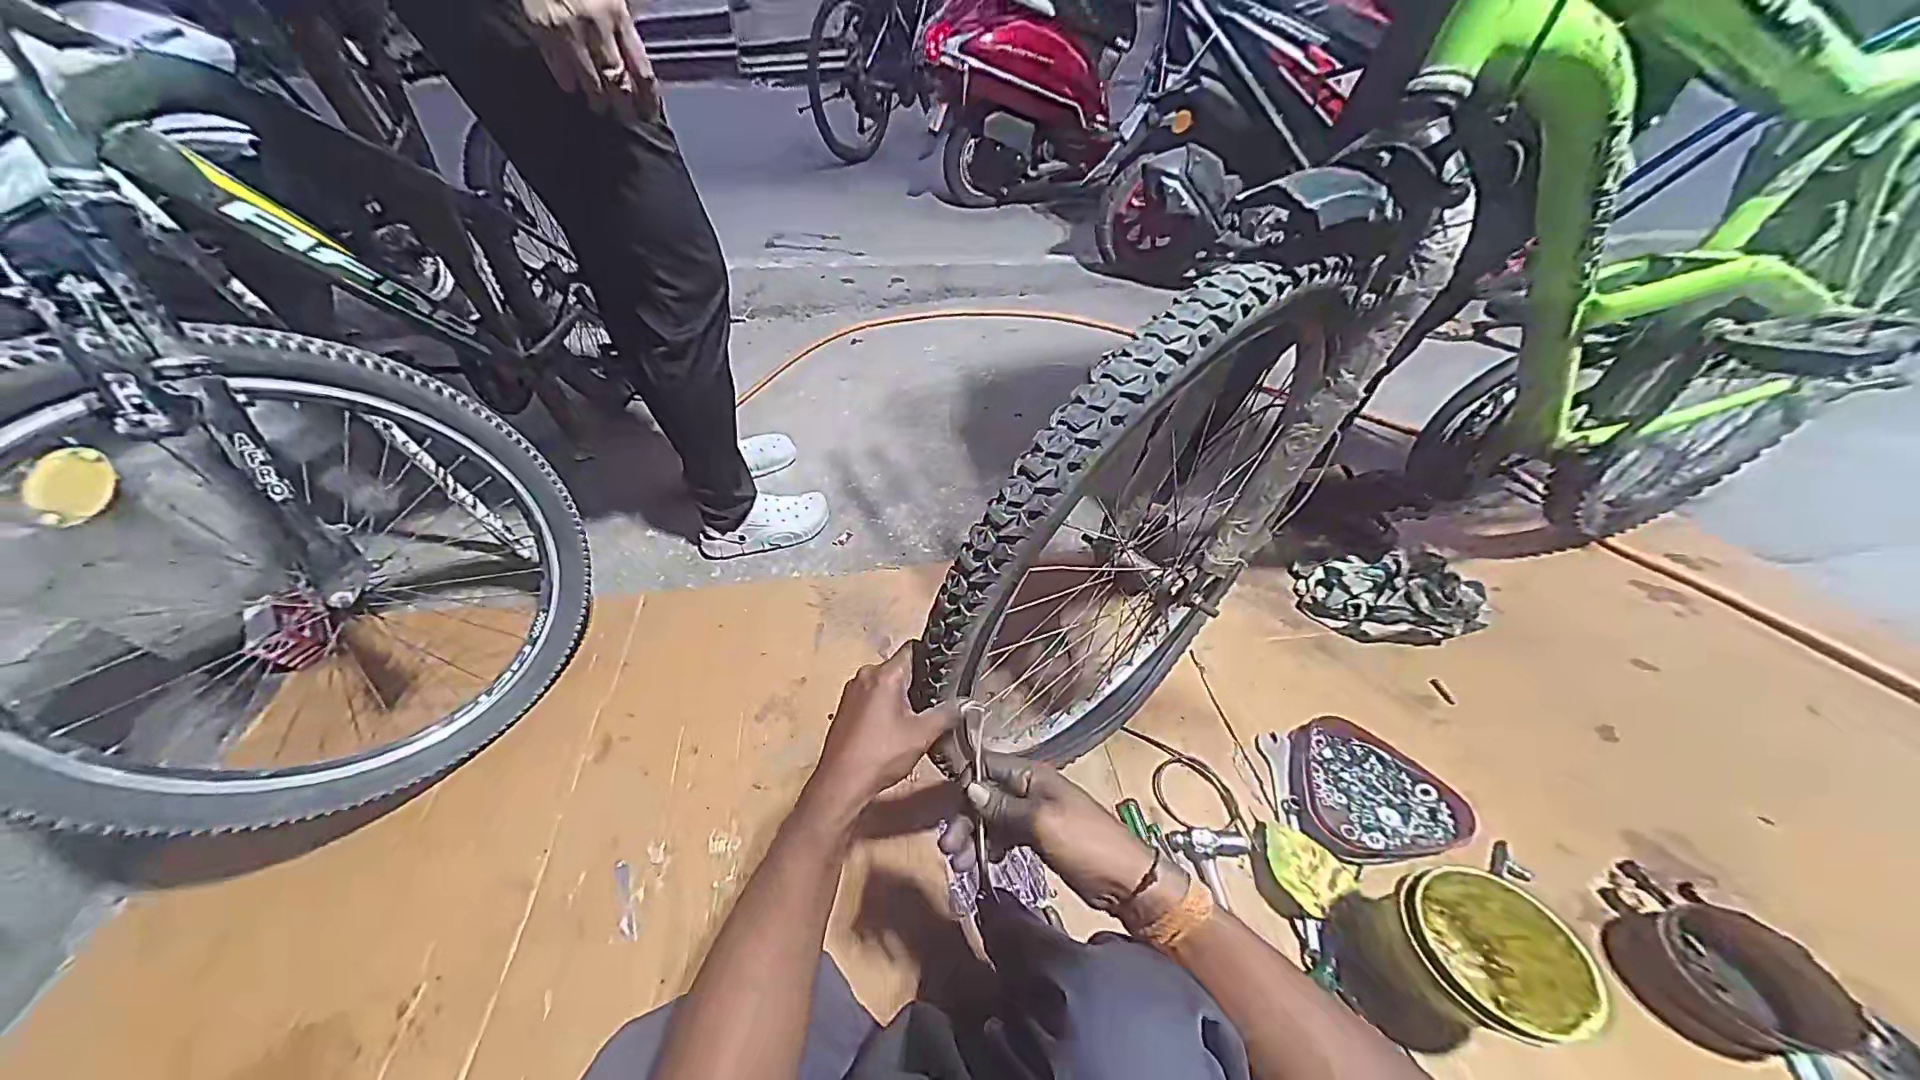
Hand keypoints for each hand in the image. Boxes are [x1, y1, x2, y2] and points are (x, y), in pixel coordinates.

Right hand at [520, 0, 658, 119]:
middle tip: (627, 117)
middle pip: (618, 83)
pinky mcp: (541, 30)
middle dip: (626, 108)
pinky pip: (560, 70)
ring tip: (602, 108)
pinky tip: (575, 87)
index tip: (650, 113)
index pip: (642, 71)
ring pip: (591, 84)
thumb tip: (638, 64)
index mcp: (618, 14)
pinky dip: (570, 84)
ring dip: (599, 101)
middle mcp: (595, 26)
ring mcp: (567, 30)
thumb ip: (626, 24)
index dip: (649, 99)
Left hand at [806, 642, 961, 812]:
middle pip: (899, 669)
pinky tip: (891, 730)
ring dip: (899, 698)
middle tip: (932, 705)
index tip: (944, 674)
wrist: (841, 783)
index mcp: (884, 675)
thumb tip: (966, 704)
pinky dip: (883, 707)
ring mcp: (851, 691)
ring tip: (912, 722)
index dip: (931, 659)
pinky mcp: (844, 707)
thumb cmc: (881, 755)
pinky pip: (871, 696)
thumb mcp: (922, 735)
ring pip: (884, 684)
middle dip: (916, 684)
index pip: (912, 650)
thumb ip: (947, 714)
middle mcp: (865, 675)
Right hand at [939, 754, 1188, 921]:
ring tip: (961, 865)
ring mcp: (1034, 813)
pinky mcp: (1038, 836)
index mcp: (1033, 775)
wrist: (1127, 882)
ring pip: (992, 818)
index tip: (947, 816)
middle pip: (985, 796)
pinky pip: (1005, 835)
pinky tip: (983, 864)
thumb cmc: (1086, 844)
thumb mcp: (1041, 823)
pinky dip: (991, 847)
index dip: (964, 787)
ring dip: (974, 838)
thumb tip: (969, 787)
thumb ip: (1003, 806)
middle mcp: (1030, 788)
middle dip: (965, 820)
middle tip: (950, 851)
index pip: (986, 768)